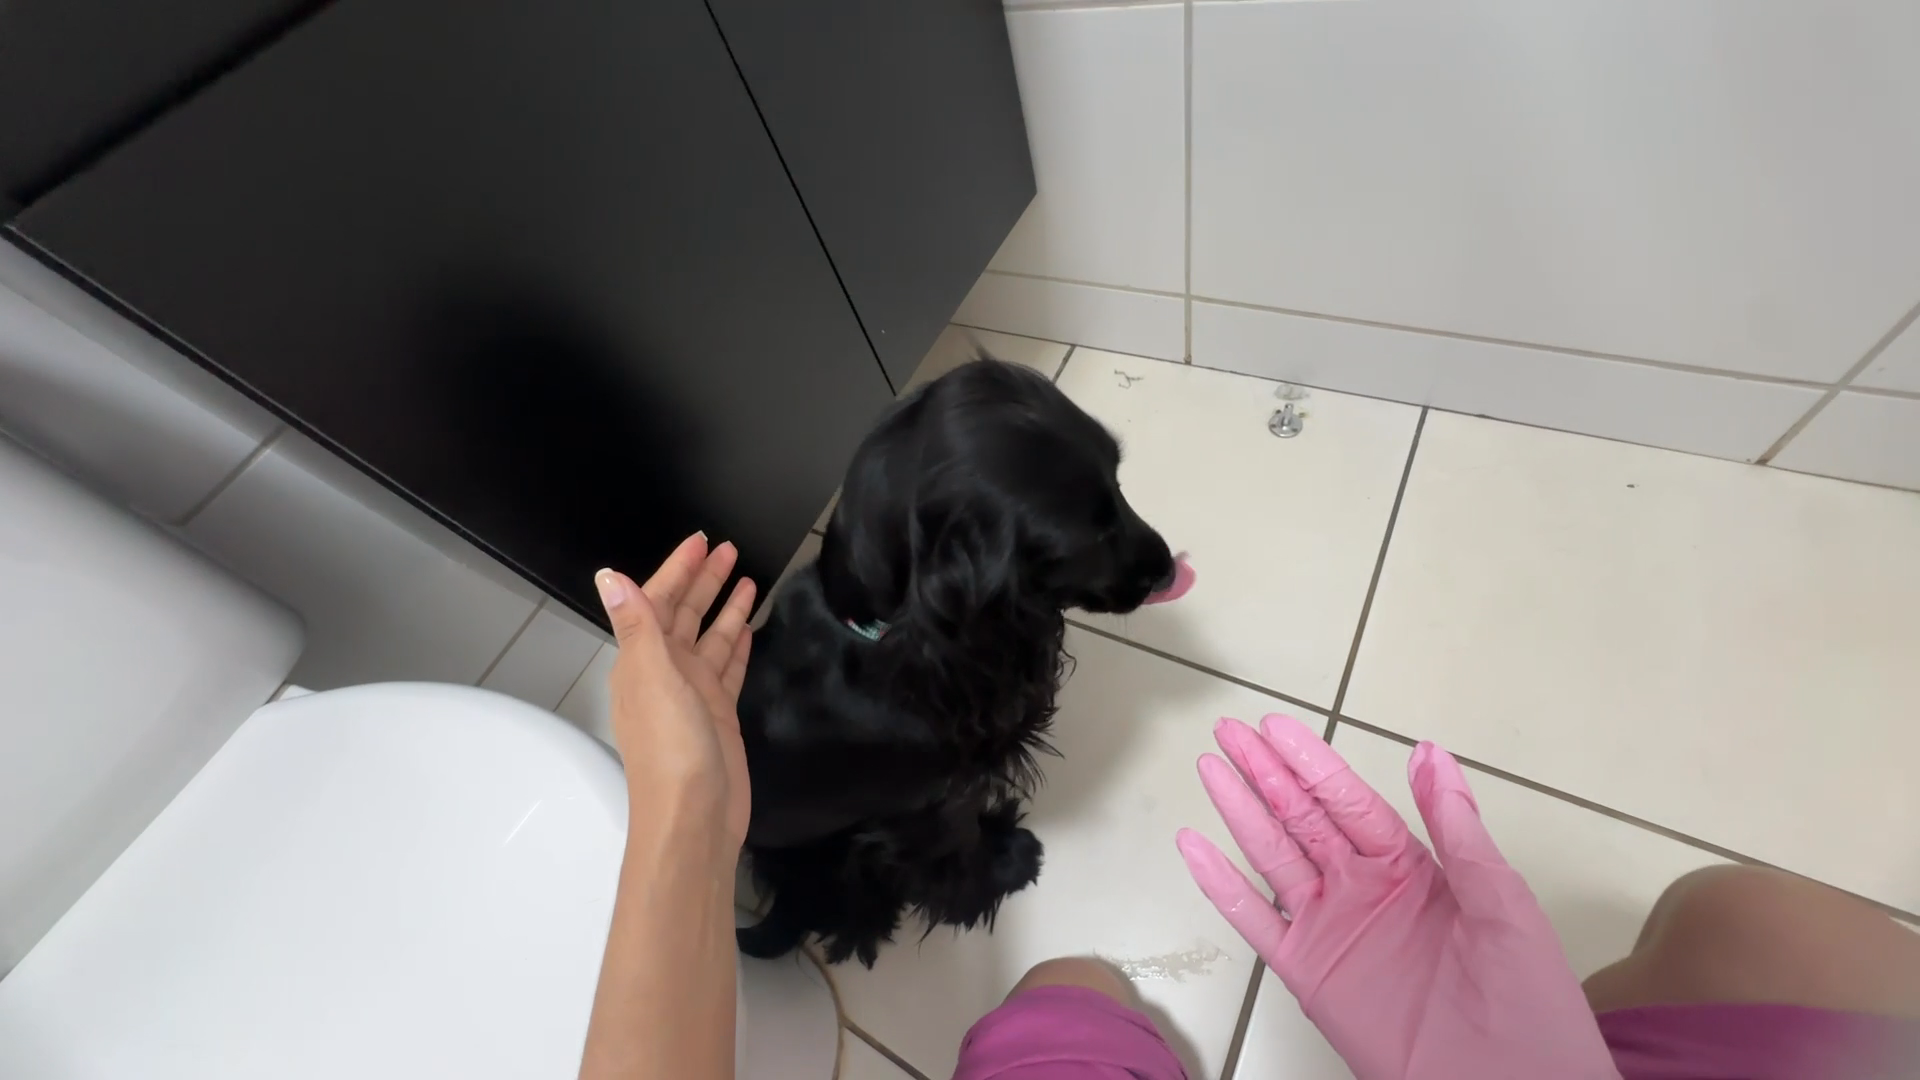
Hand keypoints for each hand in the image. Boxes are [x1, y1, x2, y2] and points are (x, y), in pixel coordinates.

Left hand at [595, 533, 756, 851]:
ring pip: (712, 637)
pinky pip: (729, 667)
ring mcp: (695, 693)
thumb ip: (637, 625)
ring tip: (746, 578)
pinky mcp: (720, 712)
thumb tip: (610, 576)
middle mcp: (667, 671)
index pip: (660, 601)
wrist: (695, 815)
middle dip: (705, 580)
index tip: (701, 541)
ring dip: (725, 607)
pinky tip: (747, 627)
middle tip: (729, 549)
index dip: (678, 569)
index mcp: (644, 660)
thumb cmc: (671, 747)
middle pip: (687, 614)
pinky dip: (737, 645)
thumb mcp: (652, 678)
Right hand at [1176, 716, 1618, 1079]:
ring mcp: (1326, 925)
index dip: (1309, 760)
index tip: (1273, 725)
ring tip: (1208, 767)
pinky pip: (1253, 919)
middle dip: (1263, 770)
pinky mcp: (1305, 969)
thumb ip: (1458, 831)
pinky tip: (1192, 846)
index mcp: (1405, 865)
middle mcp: (1357, 885)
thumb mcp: (1503, 910)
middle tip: (1226, 729)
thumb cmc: (1529, 1009)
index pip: (1346, 798)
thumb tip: (1429, 750)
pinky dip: (1220, 884)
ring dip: (1238, 810)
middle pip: (1300, 815)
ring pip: (1270, 854)